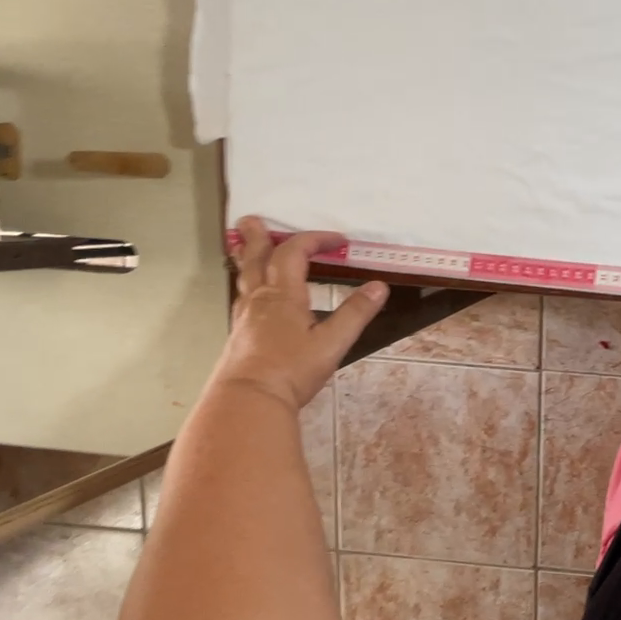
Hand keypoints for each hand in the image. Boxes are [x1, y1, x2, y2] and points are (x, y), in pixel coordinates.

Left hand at [209, 217, 389, 409]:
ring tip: (247, 246)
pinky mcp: (240, 334)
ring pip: (245, 277)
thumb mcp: (333, 342)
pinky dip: (249, 282)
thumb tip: (380, 286)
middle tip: (252, 219)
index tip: (339, 241)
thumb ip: (356, 313)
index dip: (316, 240)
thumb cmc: (291, 369)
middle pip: (257, 258)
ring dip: (249, 257)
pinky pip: (243, 296)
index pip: (295, 253)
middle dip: (260, 237)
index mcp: (283, 295)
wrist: (247, 400)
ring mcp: (245, 316)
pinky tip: (255, 294)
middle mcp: (260, 299)